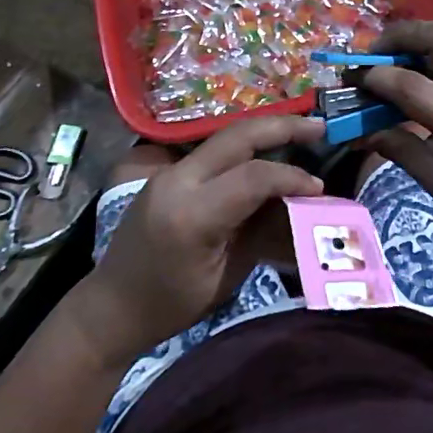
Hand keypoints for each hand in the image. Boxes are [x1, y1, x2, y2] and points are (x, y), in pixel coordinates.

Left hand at [73, 115, 324, 358]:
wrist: (112, 306)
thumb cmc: (171, 304)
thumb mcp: (226, 276)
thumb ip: (261, 233)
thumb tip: (301, 205)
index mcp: (192, 214)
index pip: (253, 176)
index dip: (293, 177)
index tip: (320, 189)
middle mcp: (177, 181)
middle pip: (237, 136)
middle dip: (282, 127)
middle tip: (319, 126)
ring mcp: (168, 173)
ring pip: (224, 136)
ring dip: (264, 130)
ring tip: (301, 131)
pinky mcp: (167, 175)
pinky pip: (213, 151)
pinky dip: (245, 146)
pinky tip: (267, 150)